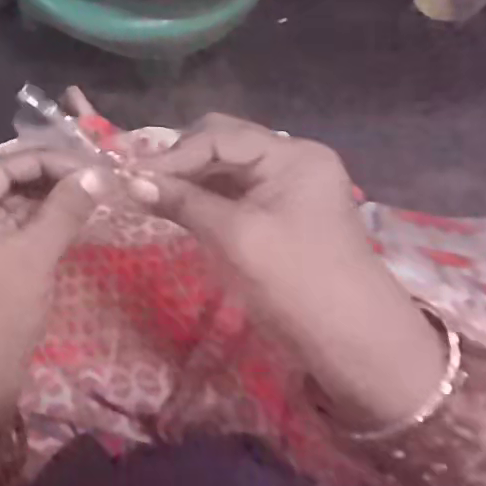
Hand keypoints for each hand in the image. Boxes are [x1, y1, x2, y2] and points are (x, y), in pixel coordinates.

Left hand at [0, 150, 104, 432]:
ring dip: (51, 192)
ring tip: (93, 188)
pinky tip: (74, 207)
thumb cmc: (4, 306)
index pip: (4, 166)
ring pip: (15, 196)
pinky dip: (44, 212)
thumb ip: (65, 208)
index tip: (92, 165)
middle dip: (52, 175)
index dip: (48, 161)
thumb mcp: (36, 252)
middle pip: (9, 178)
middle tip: (97, 175)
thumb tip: (99, 173)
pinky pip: (16, 217)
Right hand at [87, 103, 447, 429]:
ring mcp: (283, 184)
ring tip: (143, 189)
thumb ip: (180, 201)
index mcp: (292, 156)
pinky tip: (168, 202)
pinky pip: (225, 187)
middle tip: (134, 177)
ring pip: (217, 164)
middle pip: (216, 141)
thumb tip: (127, 181)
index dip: (170, 155)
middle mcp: (289, 159)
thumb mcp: (234, 236)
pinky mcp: (274, 209)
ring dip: (181, 175)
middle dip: (174, 158)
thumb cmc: (299, 283)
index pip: (216, 137)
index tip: (129, 175)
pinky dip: (195, 192)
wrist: (358, 348)